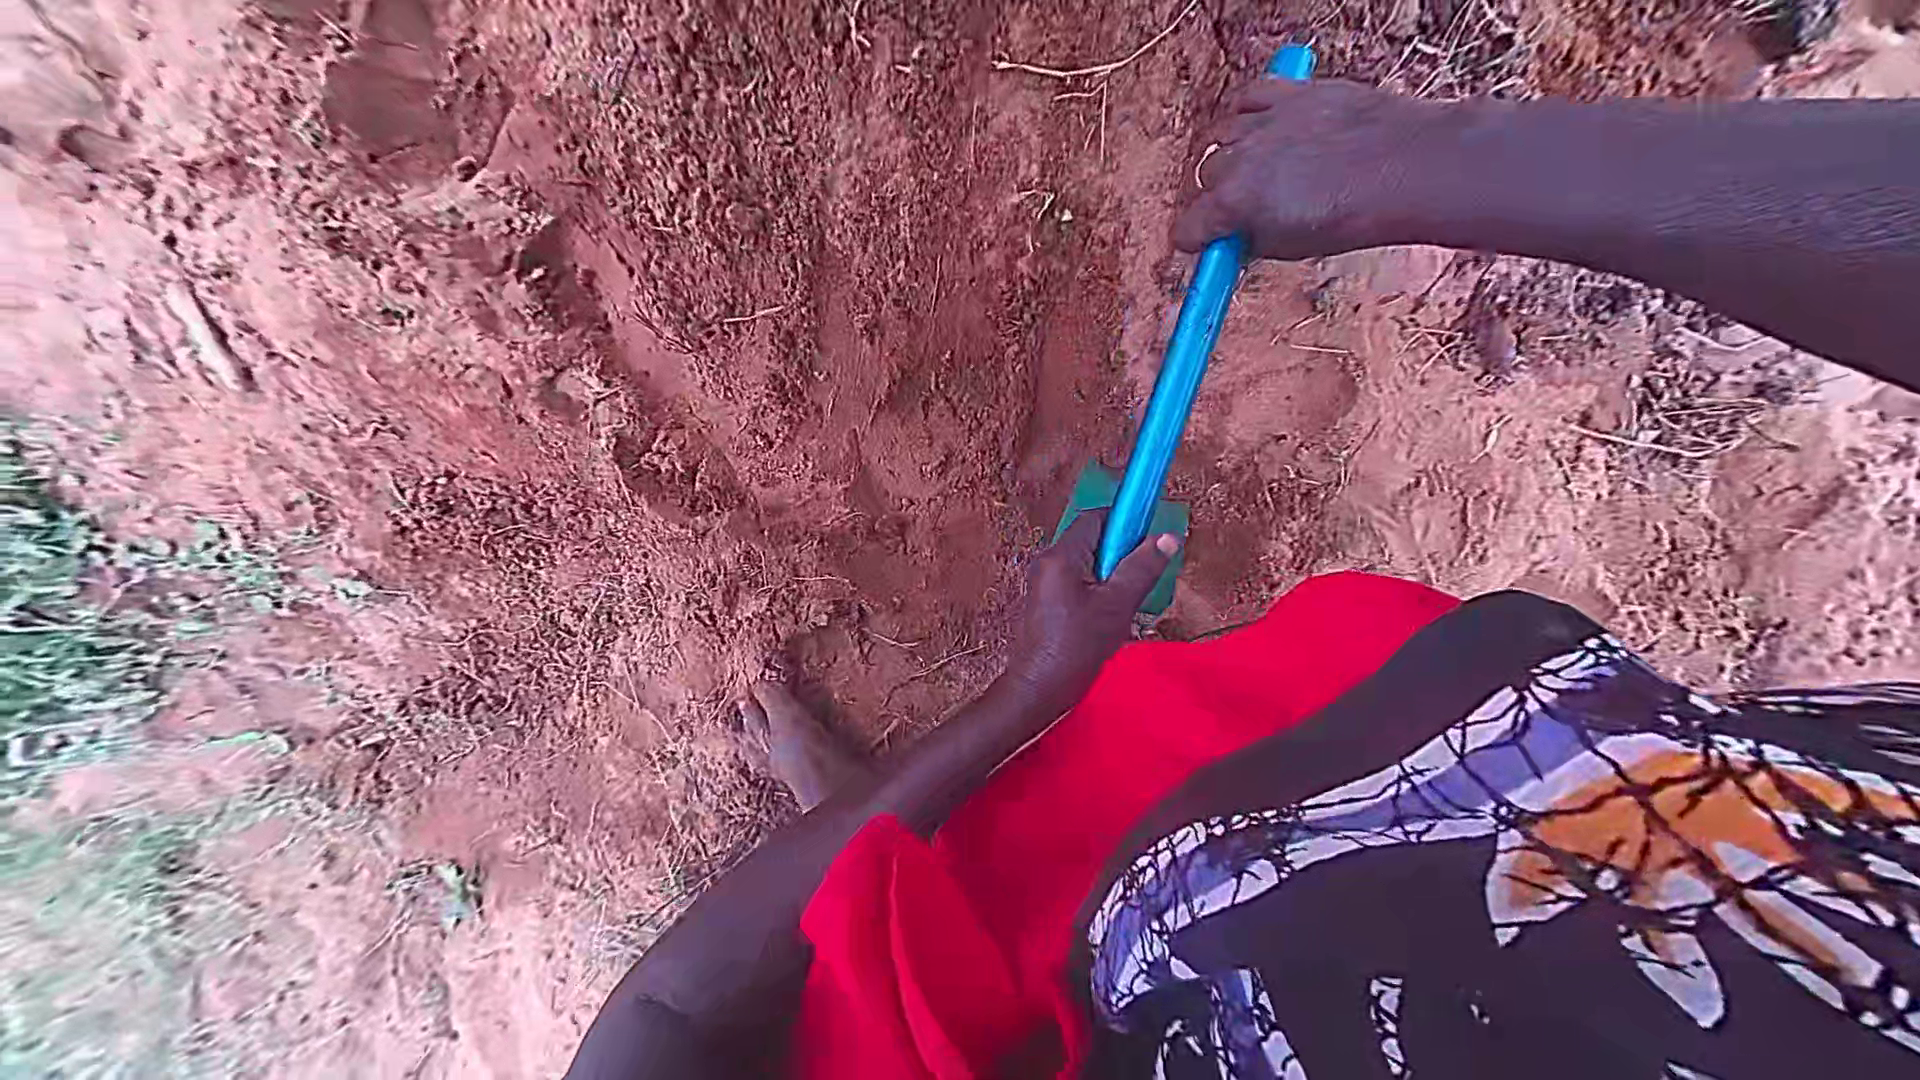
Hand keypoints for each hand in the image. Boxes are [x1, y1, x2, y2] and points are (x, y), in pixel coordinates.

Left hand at [1003, 511, 1178, 713]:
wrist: (1040, 689)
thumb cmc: (1076, 646)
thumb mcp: (1117, 605)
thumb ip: (1142, 568)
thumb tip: (1167, 536)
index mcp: (1060, 556)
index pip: (1095, 519)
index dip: (1125, 521)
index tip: (1151, 535)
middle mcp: (1048, 562)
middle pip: (1091, 540)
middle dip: (1122, 552)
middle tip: (1144, 574)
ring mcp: (1044, 583)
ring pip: (1087, 563)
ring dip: (1113, 575)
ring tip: (1129, 600)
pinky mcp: (1047, 602)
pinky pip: (1078, 582)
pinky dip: (1100, 590)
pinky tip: (1112, 614)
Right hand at [1175, 79, 1451, 259]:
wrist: (1405, 169)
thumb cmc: (1349, 215)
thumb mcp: (1285, 246)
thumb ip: (1248, 239)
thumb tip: (1235, 236)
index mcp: (1232, 202)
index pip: (1187, 228)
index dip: (1194, 240)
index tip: (1203, 244)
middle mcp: (1239, 158)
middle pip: (1204, 179)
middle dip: (1213, 197)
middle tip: (1235, 210)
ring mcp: (1264, 121)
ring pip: (1220, 137)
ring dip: (1226, 156)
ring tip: (1246, 170)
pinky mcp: (1293, 94)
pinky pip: (1249, 96)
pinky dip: (1244, 112)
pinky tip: (1255, 128)